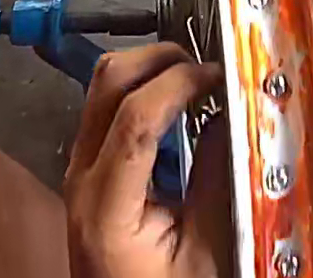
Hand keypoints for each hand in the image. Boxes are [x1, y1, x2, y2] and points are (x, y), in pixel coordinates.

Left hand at [64, 44, 227, 277]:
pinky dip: (144, 84)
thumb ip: (217, 179)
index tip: (219, 75)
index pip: (135, 117)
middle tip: (205, 70)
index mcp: (105, 208)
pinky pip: (109, 100)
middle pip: (109, 80)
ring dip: (152, 66)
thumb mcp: (206, 254)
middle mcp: (82, 175)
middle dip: (161, 58)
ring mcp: (80, 165)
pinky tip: (178, 101)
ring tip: (195, 81)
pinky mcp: (89, 163)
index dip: (180, 82)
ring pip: (105, 81)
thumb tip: (231, 112)